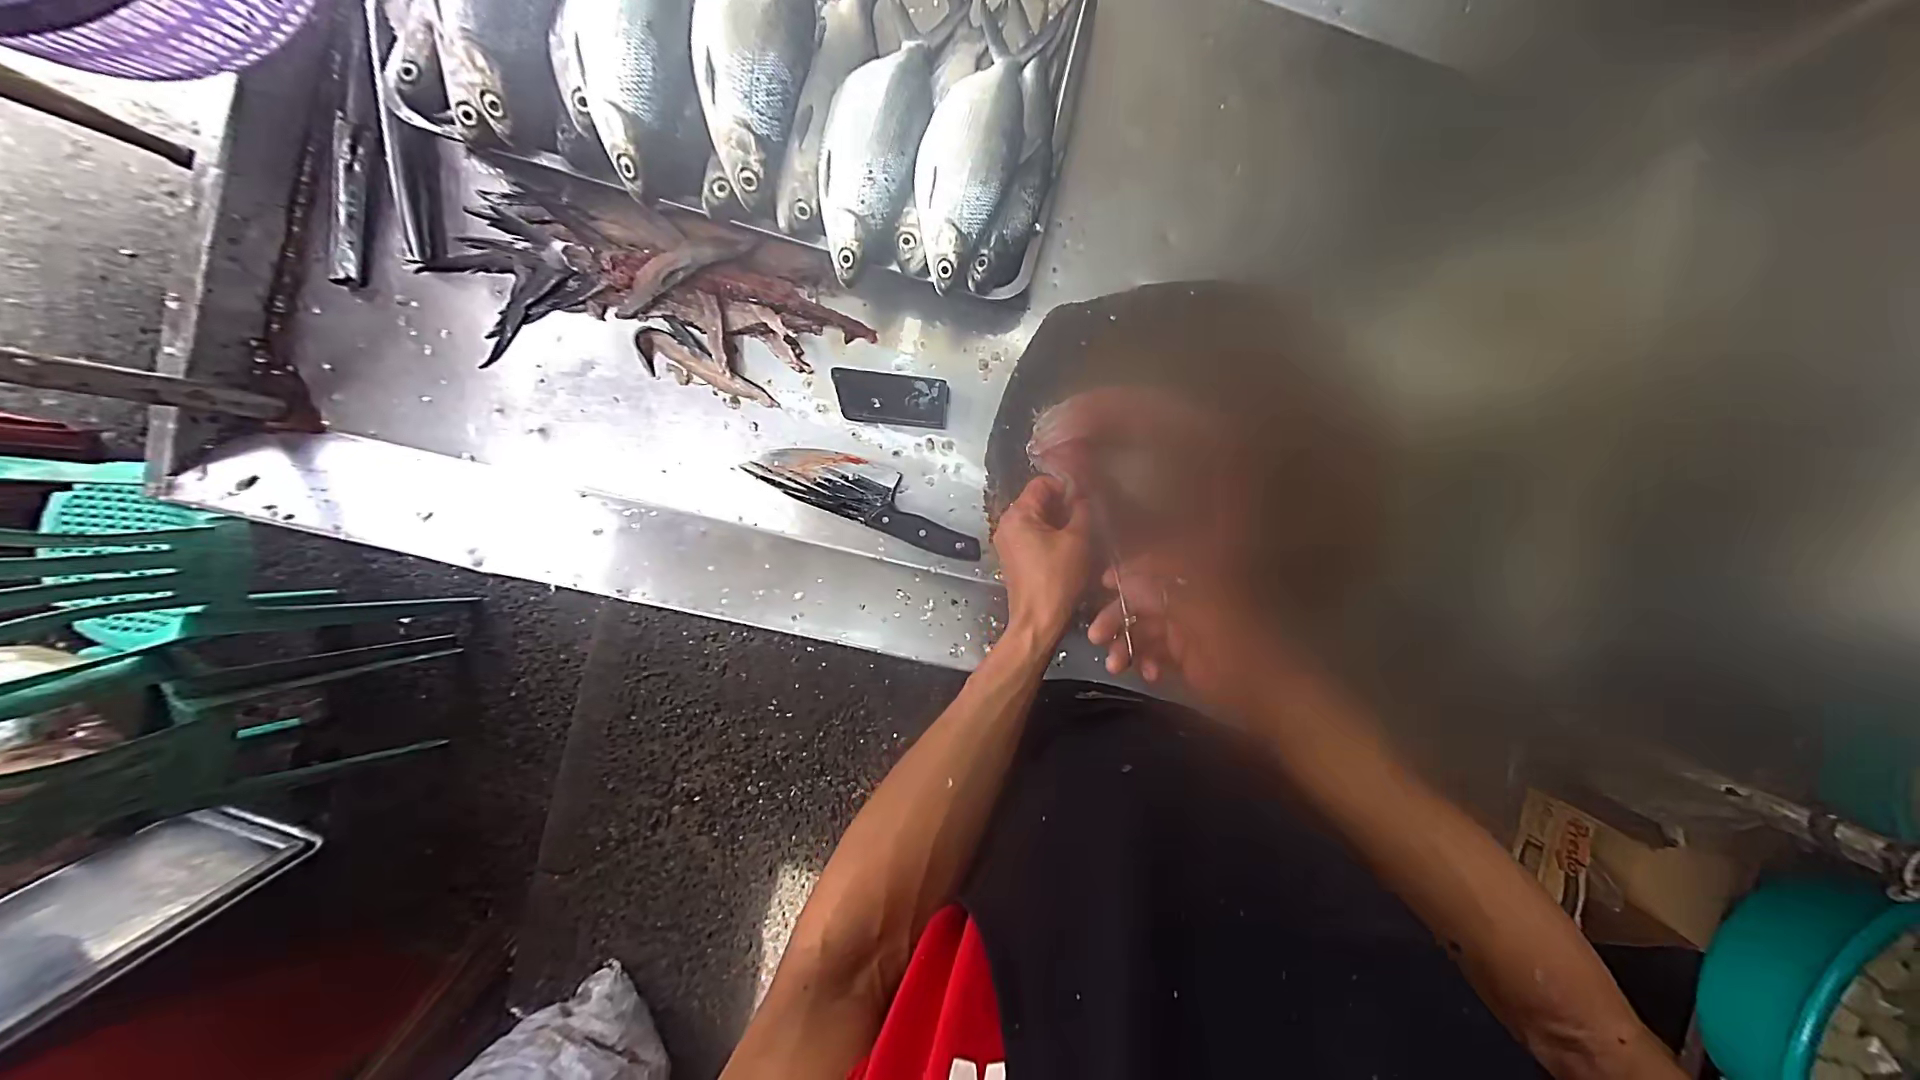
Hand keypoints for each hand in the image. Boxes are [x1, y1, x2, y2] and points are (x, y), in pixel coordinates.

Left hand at [992, 475, 1092, 642]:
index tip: (1086, 500)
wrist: (1038, 621)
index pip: (1042, 483)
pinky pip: (1034, 537)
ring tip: (1081, 536)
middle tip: (1087, 519)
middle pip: (1039, 501)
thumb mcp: (1078, 539)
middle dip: (1064, 506)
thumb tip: (1084, 495)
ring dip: (1061, 523)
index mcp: (1017, 514)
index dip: (1066, 486)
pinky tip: (1070, 551)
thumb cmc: (1057, 581)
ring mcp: (1008, 542)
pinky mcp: (1015, 558)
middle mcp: (1007, 525)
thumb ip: (1082, 510)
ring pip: (1038, 519)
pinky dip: (1052, 538)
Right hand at [1086, 551, 1304, 714]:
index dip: (1132, 570)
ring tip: (1116, 665)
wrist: (1278, 706)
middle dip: (1120, 615)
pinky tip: (1147, 675)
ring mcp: (1191, 630)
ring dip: (1128, 643)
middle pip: (1147, 598)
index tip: (1105, 584)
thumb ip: (1163, 597)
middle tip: (1096, 636)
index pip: (1162, 564)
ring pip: (1147, 628)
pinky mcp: (1188, 658)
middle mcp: (1193, 602)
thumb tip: (1125, 580)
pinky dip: (1146, 661)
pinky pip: (1157, 652)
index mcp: (1202, 584)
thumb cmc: (1244, 657)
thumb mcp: (1203, 621)